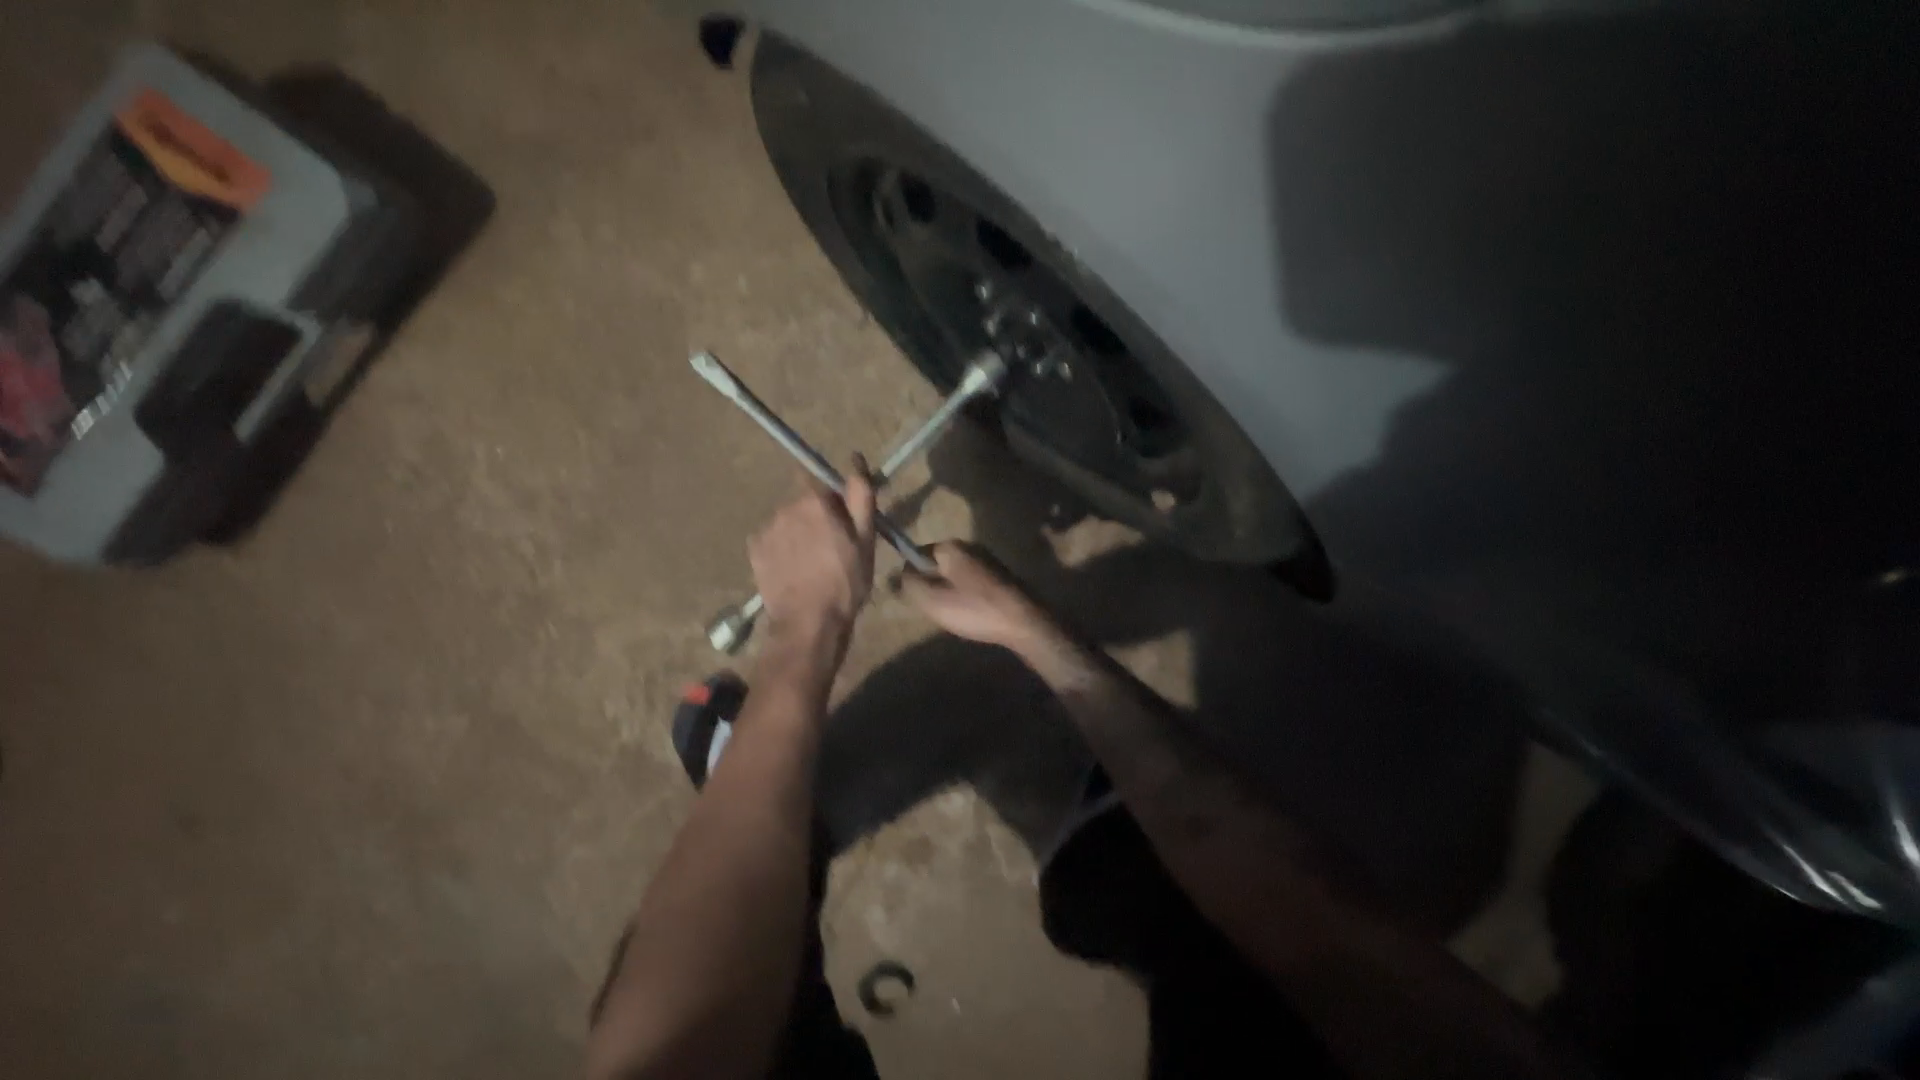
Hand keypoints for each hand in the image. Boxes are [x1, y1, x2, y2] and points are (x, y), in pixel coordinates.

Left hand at [749, 457, 876, 652]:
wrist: (809, 623)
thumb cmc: (846, 581)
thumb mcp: (865, 538)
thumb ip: (860, 494)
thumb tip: (855, 457)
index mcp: (814, 500)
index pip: (820, 481)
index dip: (833, 499)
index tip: (843, 522)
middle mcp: (785, 507)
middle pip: (803, 502)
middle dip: (816, 517)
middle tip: (832, 548)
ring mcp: (765, 529)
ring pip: (787, 522)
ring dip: (798, 533)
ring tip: (812, 564)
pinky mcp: (754, 550)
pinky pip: (772, 540)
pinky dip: (782, 549)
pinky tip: (794, 571)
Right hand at [897, 543, 1057, 651]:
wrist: (1024, 622)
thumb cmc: (974, 609)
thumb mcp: (932, 600)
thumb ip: (909, 583)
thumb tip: (901, 572)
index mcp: (951, 547)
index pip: (917, 553)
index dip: (912, 575)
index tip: (918, 597)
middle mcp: (970, 546)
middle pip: (937, 564)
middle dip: (933, 585)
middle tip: (936, 609)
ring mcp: (988, 560)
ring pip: (955, 575)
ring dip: (951, 593)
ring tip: (956, 614)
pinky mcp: (1001, 576)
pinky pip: (973, 583)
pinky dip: (969, 597)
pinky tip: (974, 614)